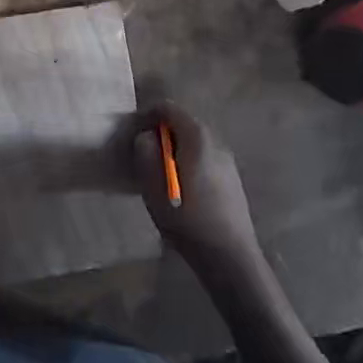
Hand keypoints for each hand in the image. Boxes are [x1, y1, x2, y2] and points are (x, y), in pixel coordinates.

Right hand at [131, 103, 262, 273]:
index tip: (132, 135)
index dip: (146, 116)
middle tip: (141, 155)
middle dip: (159, 133)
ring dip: (173, 148)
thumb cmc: (187, 218)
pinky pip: (203, 156)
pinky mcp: (231, 176)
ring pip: (193, 141)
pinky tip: (180, 187)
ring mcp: (226, 158)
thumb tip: (146, 136)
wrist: (229, 254)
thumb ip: (146, 154)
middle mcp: (215, 140)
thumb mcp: (154, 188)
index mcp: (197, 137)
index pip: (168, 108)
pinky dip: (187, 160)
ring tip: (158, 173)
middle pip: (182, 122)